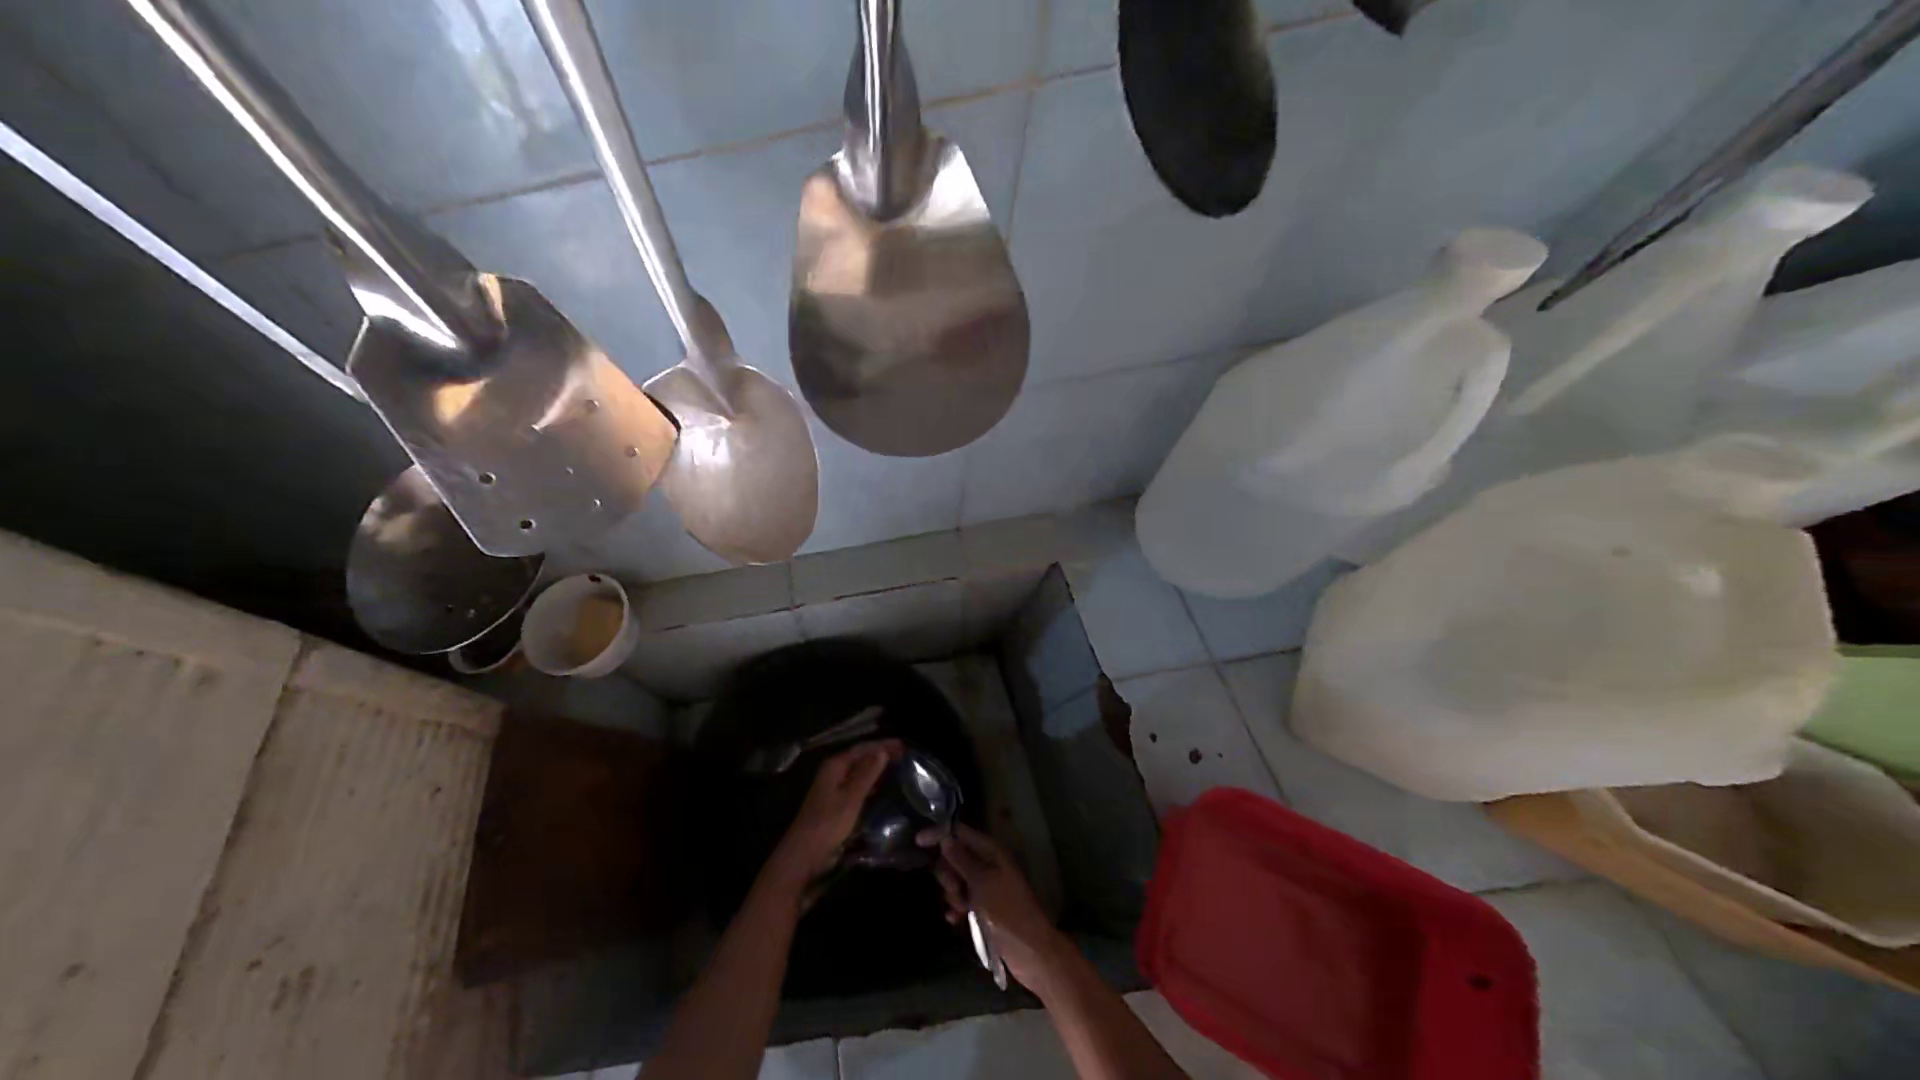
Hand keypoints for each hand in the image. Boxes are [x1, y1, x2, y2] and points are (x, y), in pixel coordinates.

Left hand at [764, 739, 901, 898]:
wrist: (805, 855)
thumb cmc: (828, 824)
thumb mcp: (851, 798)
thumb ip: (866, 773)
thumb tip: (882, 751)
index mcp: (835, 766)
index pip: (863, 748)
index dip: (884, 745)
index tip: (906, 746)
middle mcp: (833, 773)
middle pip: (861, 758)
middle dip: (882, 756)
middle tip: (907, 757)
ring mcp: (834, 789)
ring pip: (860, 773)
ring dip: (878, 770)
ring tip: (901, 770)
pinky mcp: (837, 805)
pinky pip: (859, 788)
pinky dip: (872, 785)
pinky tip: (886, 790)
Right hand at [920, 823, 1067, 990]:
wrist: (1031, 951)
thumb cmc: (1007, 911)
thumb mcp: (981, 883)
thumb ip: (961, 859)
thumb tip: (944, 838)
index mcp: (991, 852)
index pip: (960, 833)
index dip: (939, 834)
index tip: (916, 842)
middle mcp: (988, 864)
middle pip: (955, 856)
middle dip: (947, 872)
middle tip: (954, 889)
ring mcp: (985, 886)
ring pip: (956, 879)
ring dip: (952, 892)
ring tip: (961, 908)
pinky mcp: (983, 906)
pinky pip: (961, 899)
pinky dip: (956, 906)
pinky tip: (955, 918)